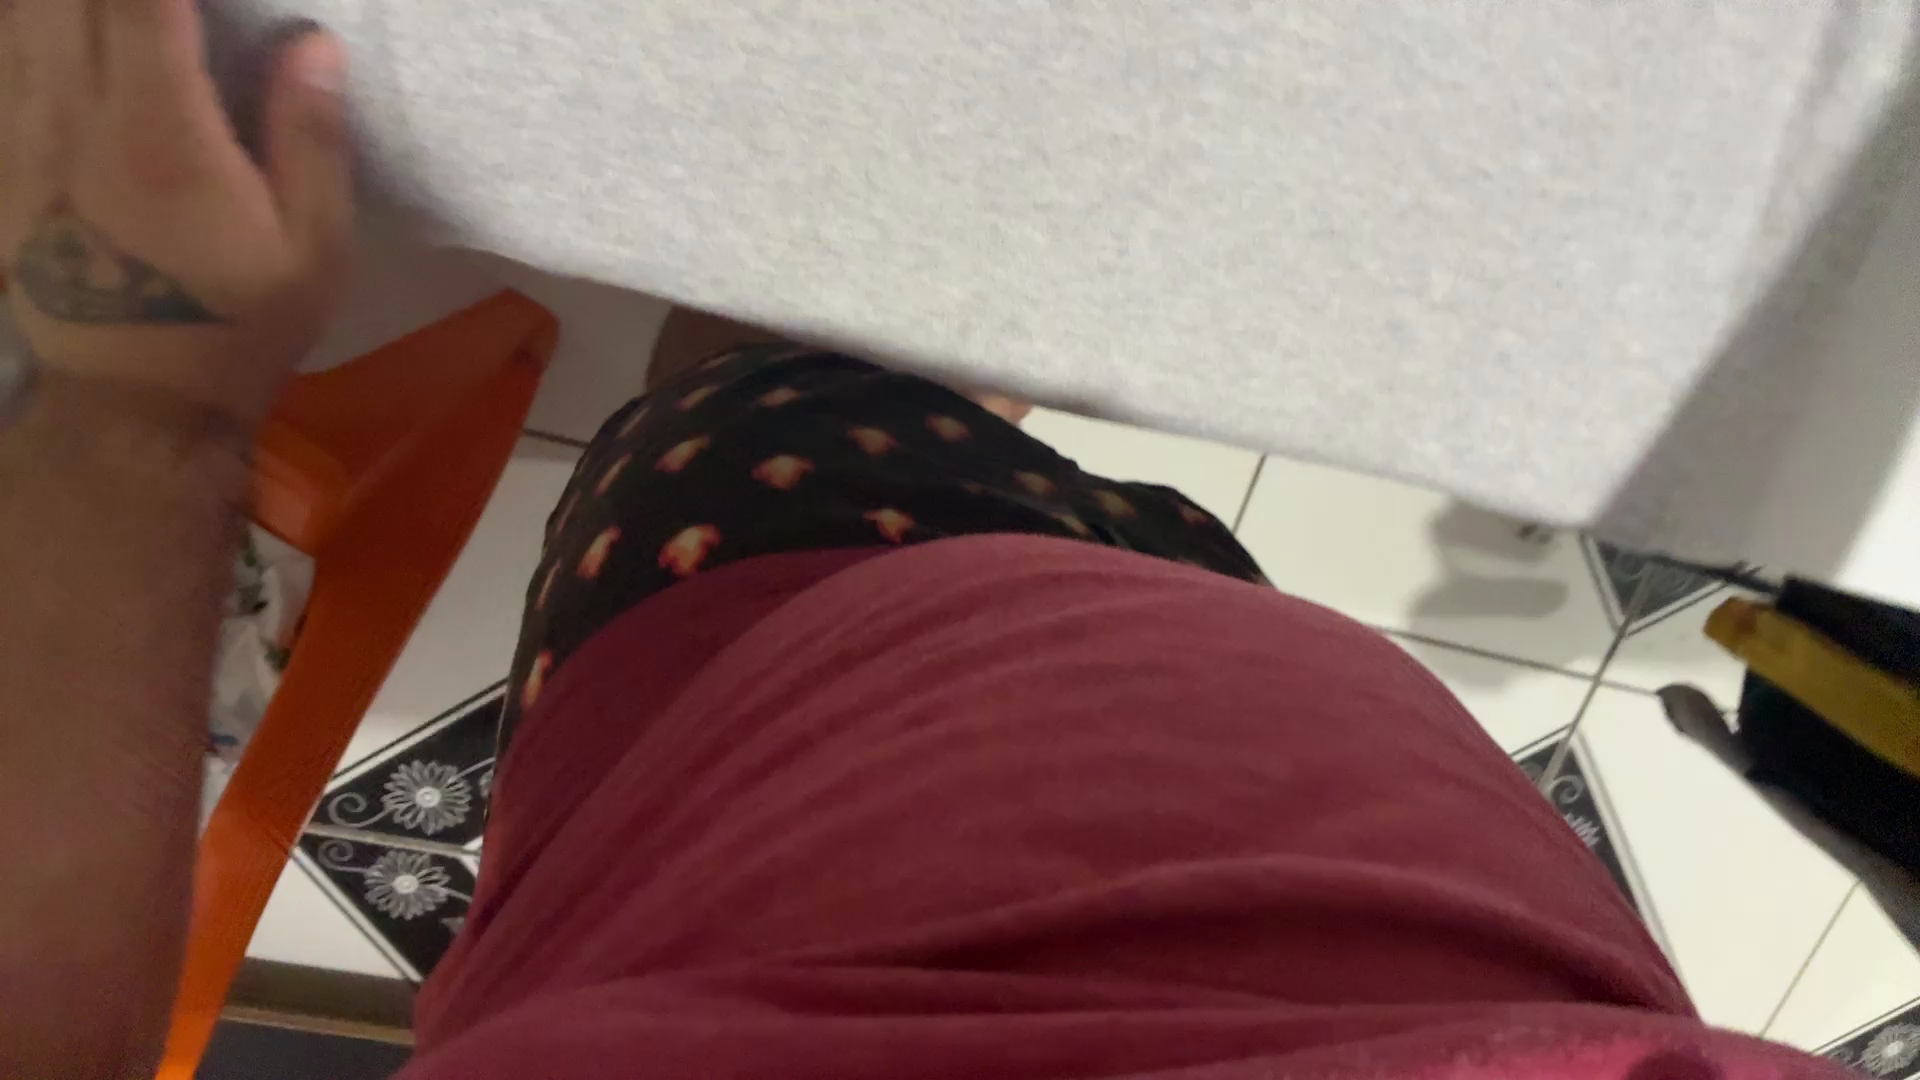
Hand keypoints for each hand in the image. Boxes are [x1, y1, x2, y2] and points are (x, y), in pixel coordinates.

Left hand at [0, 0, 353, 430]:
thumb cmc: (250, 316)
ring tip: (129, 17)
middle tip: (172, 4)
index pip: (144, 1)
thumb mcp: (316, 244)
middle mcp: (67, 107)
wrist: (143, 384)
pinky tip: (56, 37)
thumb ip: (310, 140)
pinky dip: (25, 30)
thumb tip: (315, 43)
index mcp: (163, 132)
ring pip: (16, 13)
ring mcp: (10, 121)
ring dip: (70, 5)